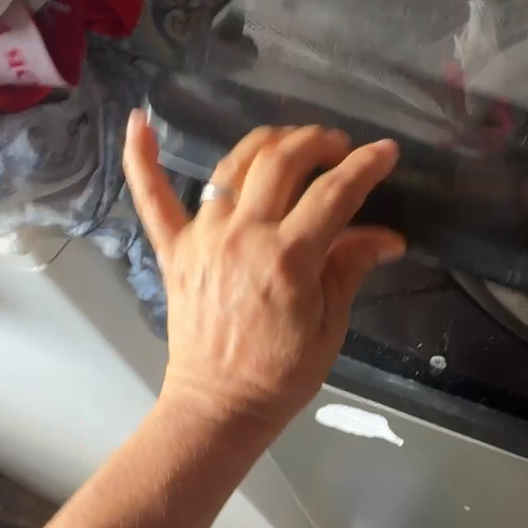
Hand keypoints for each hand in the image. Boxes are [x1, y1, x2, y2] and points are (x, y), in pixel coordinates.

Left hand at [123, 112, 404, 434]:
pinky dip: (142, 158)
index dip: (365, 168)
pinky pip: (152, 197)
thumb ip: (350, 268)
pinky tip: (140, 123)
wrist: (222, 404)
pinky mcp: (174, 250)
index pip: (334, 196)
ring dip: (267, 142)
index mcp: (289, 258)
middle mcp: (243, 235)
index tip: (386, 151)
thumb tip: (387, 238)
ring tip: (292, 141)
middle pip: (281, 164)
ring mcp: (203, 238)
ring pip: (233, 167)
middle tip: (339, 146)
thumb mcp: (331, 324)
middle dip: (316, 144)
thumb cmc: (285, 373)